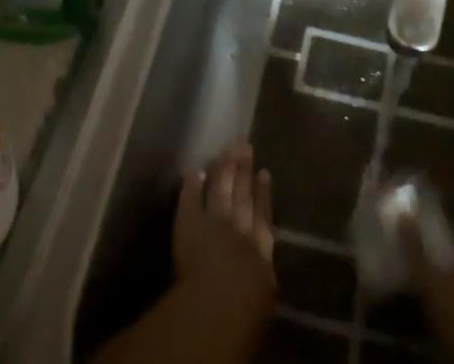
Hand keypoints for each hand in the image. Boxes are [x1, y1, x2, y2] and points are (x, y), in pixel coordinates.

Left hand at [173, 143, 274, 303]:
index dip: (263, 194)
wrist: (222, 296)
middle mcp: (239, 228)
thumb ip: (263, 282)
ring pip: (220, 190)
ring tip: (228, 149)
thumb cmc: (248, 307)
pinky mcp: (189, 222)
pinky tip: (196, 170)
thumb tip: (265, 279)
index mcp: (260, 248)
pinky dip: (193, 184)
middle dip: (243, 172)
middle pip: (241, 195)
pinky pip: (190, 199)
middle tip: (245, 147)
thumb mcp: (263, 297)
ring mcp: (214, 221)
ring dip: (224, 168)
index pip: (263, 217)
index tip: (264, 173)